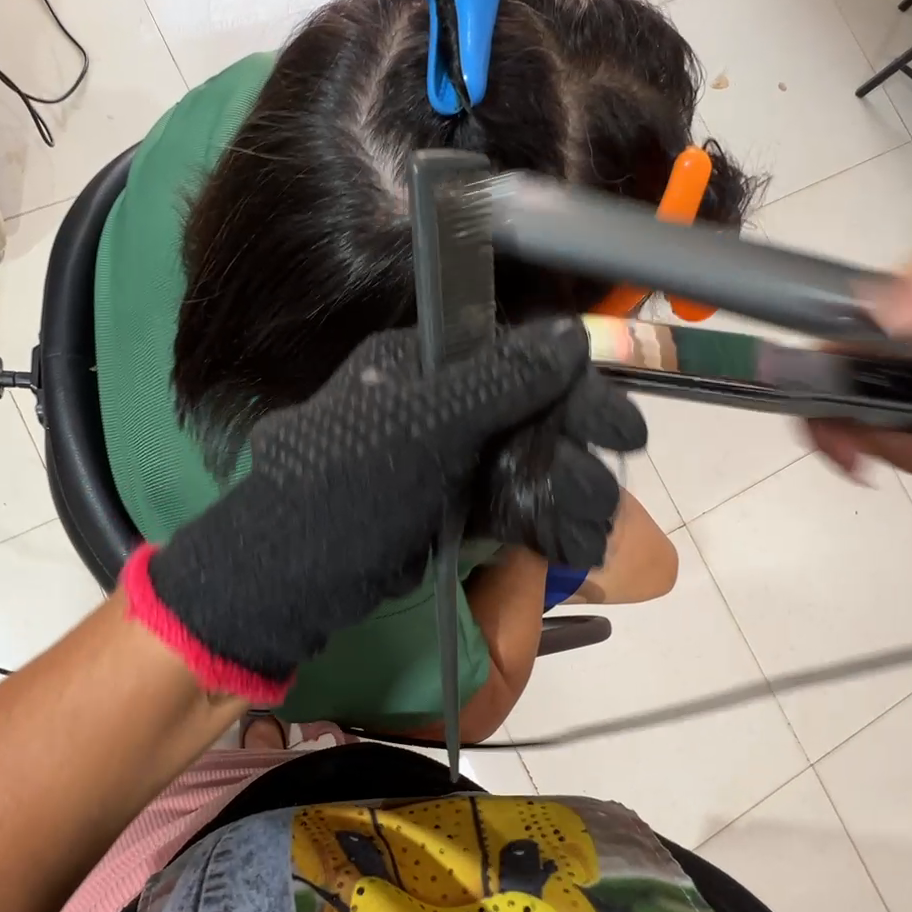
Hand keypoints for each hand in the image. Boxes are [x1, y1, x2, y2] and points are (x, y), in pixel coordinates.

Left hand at [132, 318, 644, 699]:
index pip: (507, 358)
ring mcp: (431, 457)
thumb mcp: (424, 426)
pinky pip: (497, 499)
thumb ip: (497, 382)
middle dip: (572, 440)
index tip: (619, 426)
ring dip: (563, 483)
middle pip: (518, 409)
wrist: (289, 577)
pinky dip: (535, 514)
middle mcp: (426, 403)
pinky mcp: (435, 505)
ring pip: (515, 457)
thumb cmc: (348, 487)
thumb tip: (572, 333)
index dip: (568, 386)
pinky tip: (571, 535)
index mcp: (414, 366)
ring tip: (599, 520)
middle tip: (622, 462)